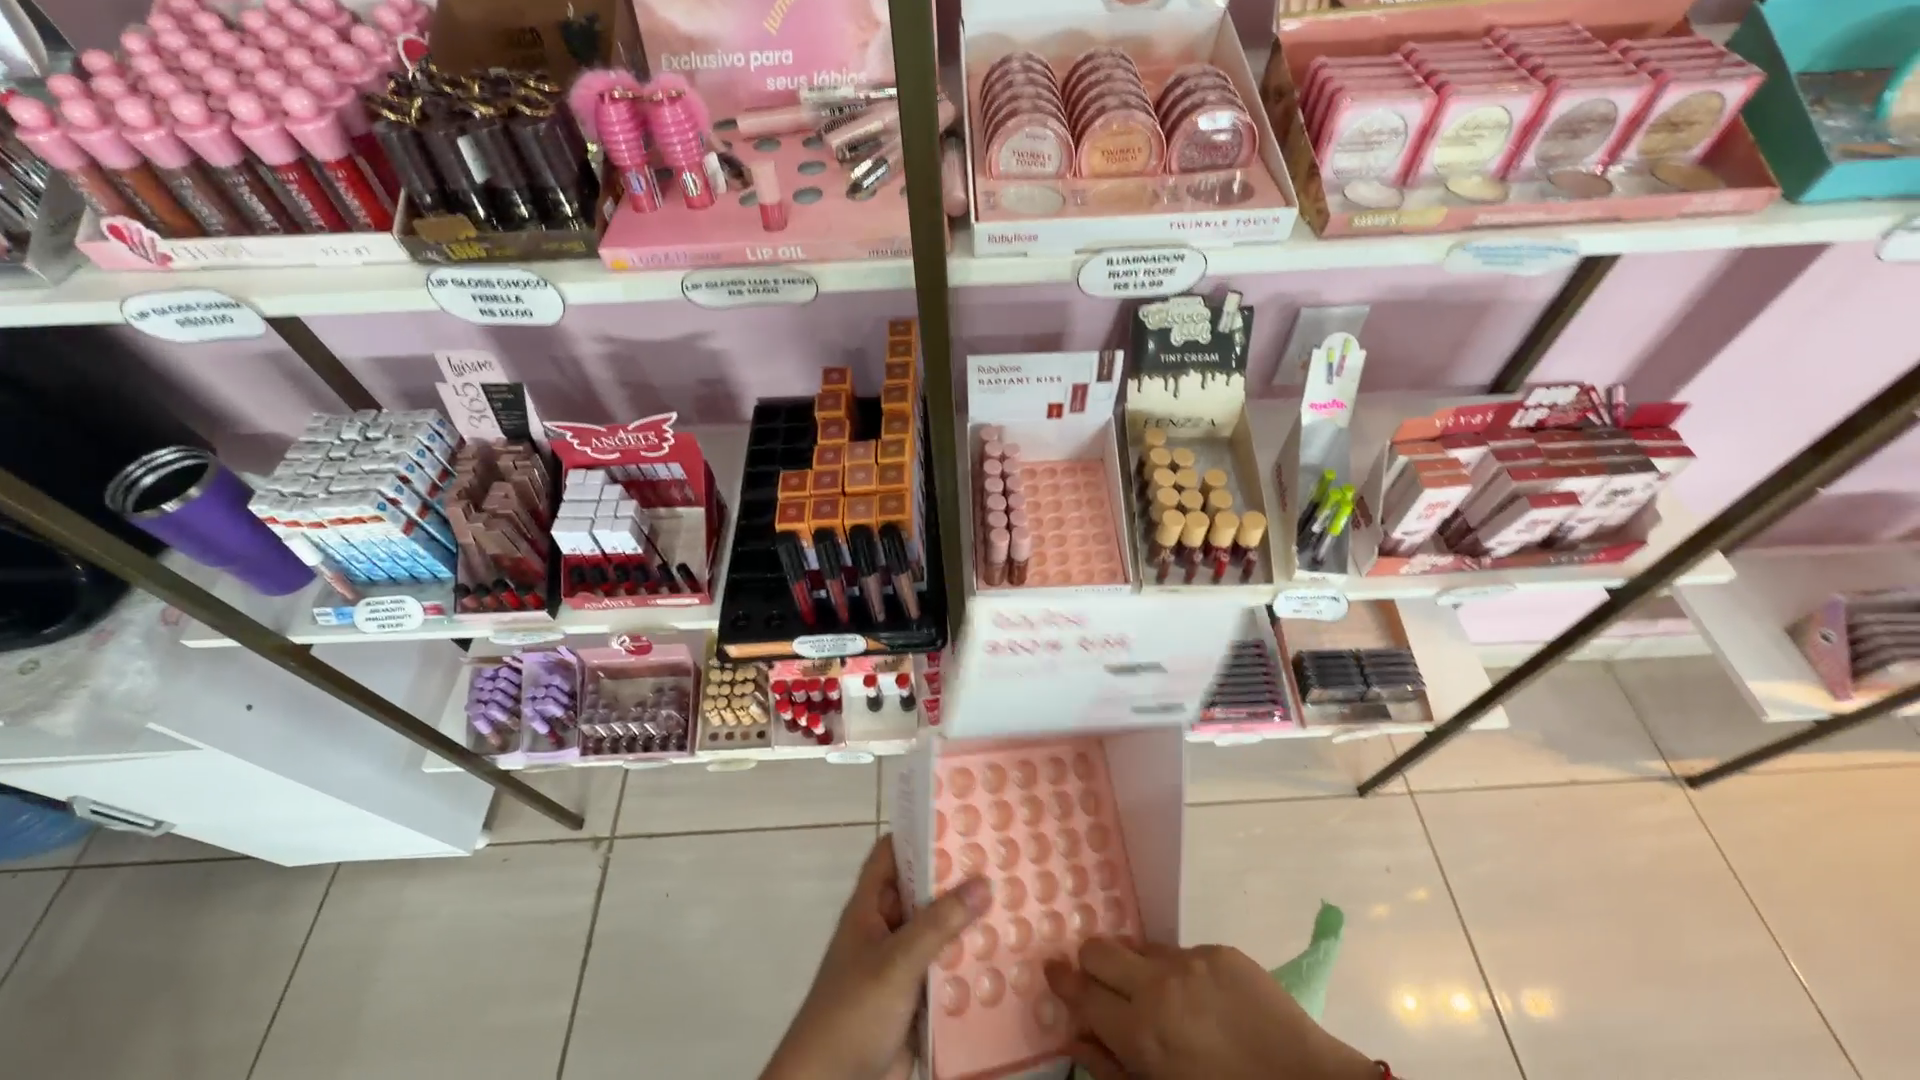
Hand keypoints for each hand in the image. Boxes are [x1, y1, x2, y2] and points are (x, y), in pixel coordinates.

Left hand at [761, 833, 991, 1079]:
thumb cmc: (852, 1012)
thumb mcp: (895, 962)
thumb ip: (938, 924)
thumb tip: (983, 882)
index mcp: (869, 909)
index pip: (891, 855)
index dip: (919, 832)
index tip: (960, 816)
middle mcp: (887, 931)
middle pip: (924, 893)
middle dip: (959, 879)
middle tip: (1007, 858)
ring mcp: (903, 968)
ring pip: (941, 935)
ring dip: (972, 924)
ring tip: (1021, 900)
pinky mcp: (919, 1002)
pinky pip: (949, 973)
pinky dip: (974, 965)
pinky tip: (1011, 955)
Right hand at [1045, 938, 1378, 1079]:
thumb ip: (1109, 1067)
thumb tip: (1074, 1036)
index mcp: (1139, 1031)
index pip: (1080, 991)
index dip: (1061, 980)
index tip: (1053, 972)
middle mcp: (1157, 985)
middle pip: (1098, 949)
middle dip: (1091, 963)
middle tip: (1100, 982)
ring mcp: (1191, 962)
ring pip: (1140, 948)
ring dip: (1138, 968)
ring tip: (1161, 998)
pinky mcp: (1220, 951)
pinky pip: (1182, 953)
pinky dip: (1179, 972)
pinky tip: (1202, 1001)